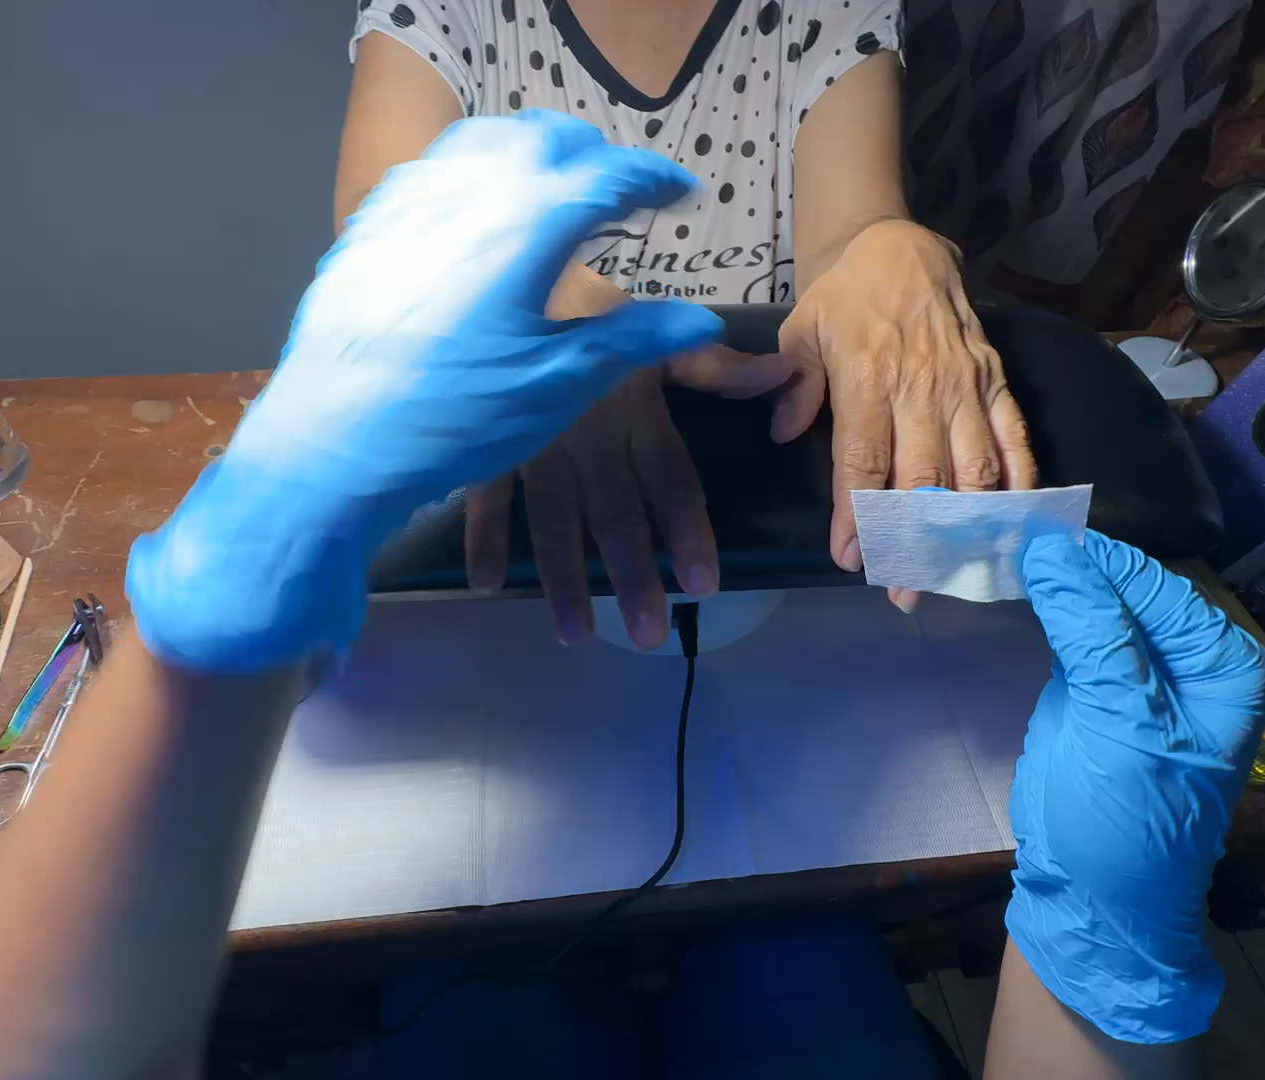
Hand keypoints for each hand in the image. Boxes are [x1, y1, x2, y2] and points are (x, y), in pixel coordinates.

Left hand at [127, 112, 721, 671]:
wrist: (335, 441)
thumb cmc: (457, 419)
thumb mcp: (558, 387)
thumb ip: (633, 341)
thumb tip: (702, 322)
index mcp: (525, 226)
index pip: (608, 177)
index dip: (655, 181)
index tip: (682, 194)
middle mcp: (468, 190)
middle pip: (549, 139)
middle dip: (596, 158)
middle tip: (621, 194)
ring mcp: (412, 200)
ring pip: (488, 140)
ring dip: (536, 154)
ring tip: (556, 192)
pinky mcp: (372, 223)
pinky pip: (438, 167)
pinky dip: (479, 170)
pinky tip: (481, 213)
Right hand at [466, 344, 792, 646]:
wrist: (513, 282)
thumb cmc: (592, 313)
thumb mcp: (656, 334)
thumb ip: (716, 368)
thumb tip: (781, 376)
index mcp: (635, 414)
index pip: (669, 482)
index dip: (687, 533)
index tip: (703, 585)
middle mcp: (589, 439)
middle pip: (614, 517)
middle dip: (631, 576)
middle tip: (648, 634)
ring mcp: (534, 444)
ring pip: (553, 520)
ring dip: (564, 578)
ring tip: (577, 633)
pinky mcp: (488, 442)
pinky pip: (485, 494)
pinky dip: (483, 536)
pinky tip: (488, 584)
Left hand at [775, 219, 1036, 612]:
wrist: (899, 247)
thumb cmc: (841, 297)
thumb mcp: (800, 332)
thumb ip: (793, 385)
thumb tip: (784, 434)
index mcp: (868, 379)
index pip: (862, 461)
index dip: (858, 514)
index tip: (851, 558)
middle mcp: (922, 389)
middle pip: (921, 478)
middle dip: (912, 539)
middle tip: (903, 589)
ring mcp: (966, 386)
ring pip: (973, 468)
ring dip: (966, 527)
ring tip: (956, 574)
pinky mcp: (996, 380)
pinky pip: (1014, 436)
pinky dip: (1020, 481)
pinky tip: (1017, 523)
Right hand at [1009, 531, 1264, 1043]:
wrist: (1091, 888)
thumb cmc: (1125, 815)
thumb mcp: (1120, 723)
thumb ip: (1092, 632)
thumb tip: (1052, 549)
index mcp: (1219, 660)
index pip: (1147, 581)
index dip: (1085, 554)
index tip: (1015, 527)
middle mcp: (1185, 654)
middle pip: (1119, 585)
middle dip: (1061, 561)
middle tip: (991, 533)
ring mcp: (1134, 667)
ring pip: (1089, 601)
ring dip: (1043, 578)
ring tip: (988, 550)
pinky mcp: (1090, 680)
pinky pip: (1066, 626)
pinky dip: (1036, 604)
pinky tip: (1004, 584)